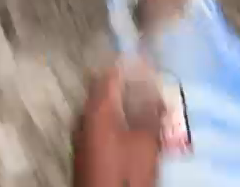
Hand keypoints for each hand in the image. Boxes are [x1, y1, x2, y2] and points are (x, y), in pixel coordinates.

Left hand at [72, 58, 162, 186]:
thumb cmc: (124, 175)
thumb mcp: (145, 143)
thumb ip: (151, 112)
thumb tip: (156, 90)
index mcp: (97, 107)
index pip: (112, 72)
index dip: (132, 65)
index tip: (151, 64)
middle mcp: (85, 115)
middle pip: (108, 89)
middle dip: (132, 87)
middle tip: (155, 90)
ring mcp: (83, 134)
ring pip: (107, 108)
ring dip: (128, 106)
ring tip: (152, 112)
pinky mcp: (86, 151)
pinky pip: (104, 125)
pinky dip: (121, 123)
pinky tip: (139, 132)